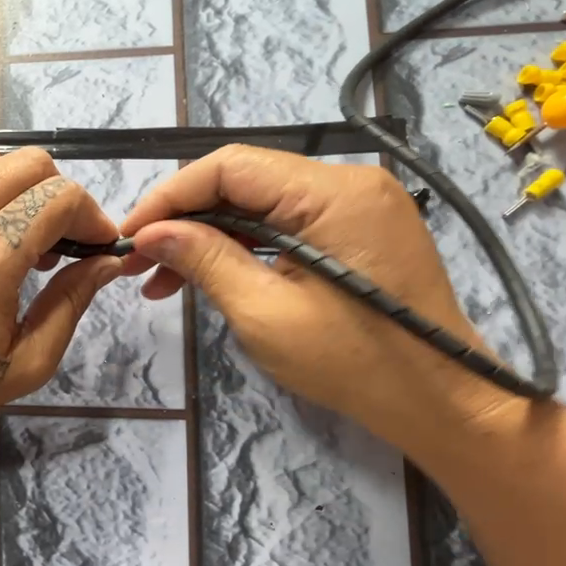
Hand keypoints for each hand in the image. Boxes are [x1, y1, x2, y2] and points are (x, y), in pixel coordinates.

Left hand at [0, 134, 124, 433]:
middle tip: (48, 241)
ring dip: (4, 177)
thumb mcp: (28, 360)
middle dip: (54, 194)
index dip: (89, 216)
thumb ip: (72, 302)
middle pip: (27, 163)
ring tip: (1, 222)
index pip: (61, 197)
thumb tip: (109, 259)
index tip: (91, 243)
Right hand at [121, 145, 517, 447]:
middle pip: (243, 181)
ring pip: (257, 204)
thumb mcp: (263, 311)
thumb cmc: (351, 360)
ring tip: (161, 282)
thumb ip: (205, 260)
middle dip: (182, 219)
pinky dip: (239, 247)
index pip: (230, 166)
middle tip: (137, 263)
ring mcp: (356, 206)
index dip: (170, 196)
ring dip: (205, 237)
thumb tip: (150, 233)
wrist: (437, 398)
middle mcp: (349, 184)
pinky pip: (282, 224)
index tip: (129, 236)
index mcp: (333, 194)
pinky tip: (206, 276)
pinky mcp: (355, 232)